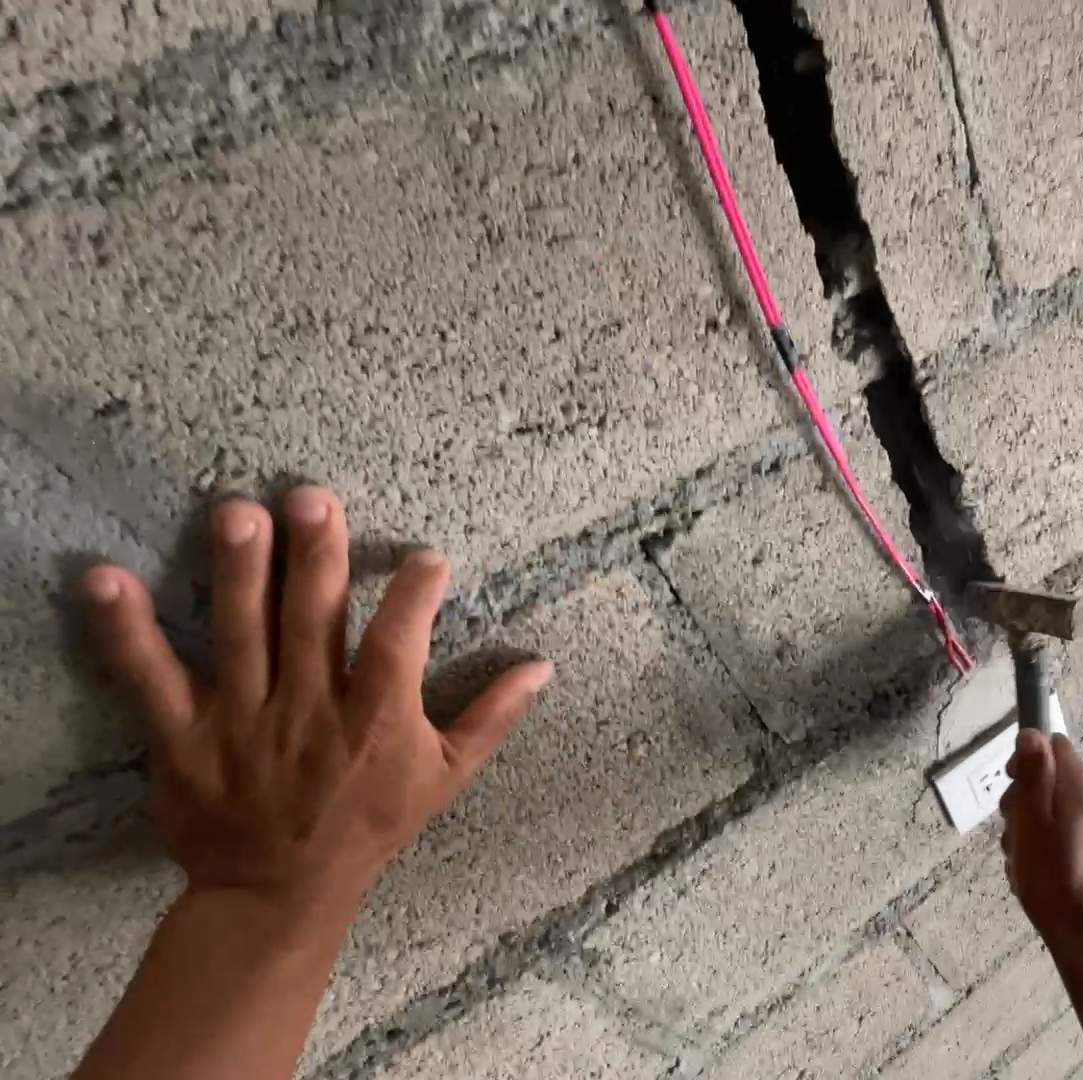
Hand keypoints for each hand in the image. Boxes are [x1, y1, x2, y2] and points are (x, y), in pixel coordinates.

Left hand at [84, 485, 552, 911]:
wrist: (279, 888)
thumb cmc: (376, 821)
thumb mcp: (451, 772)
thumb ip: (495, 714)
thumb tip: (542, 666)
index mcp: (378, 718)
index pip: (399, 642)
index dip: (415, 596)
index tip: (426, 557)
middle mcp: (310, 710)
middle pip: (311, 621)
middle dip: (316, 556)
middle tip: (312, 499)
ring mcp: (240, 720)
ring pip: (240, 633)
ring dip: (239, 571)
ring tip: (238, 513)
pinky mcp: (181, 737)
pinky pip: (149, 677)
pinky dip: (125, 630)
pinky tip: (107, 579)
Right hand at [1000, 729, 1082, 951]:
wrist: (1082, 935)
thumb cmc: (1051, 877)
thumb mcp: (1032, 821)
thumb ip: (1033, 775)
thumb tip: (1031, 732)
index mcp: (1079, 789)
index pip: (1055, 745)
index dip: (1027, 757)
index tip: (1010, 784)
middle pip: (1048, 777)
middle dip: (1021, 798)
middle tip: (1012, 829)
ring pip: (1048, 807)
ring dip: (1025, 825)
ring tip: (1019, 856)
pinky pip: (1056, 831)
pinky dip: (1038, 843)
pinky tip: (1028, 869)